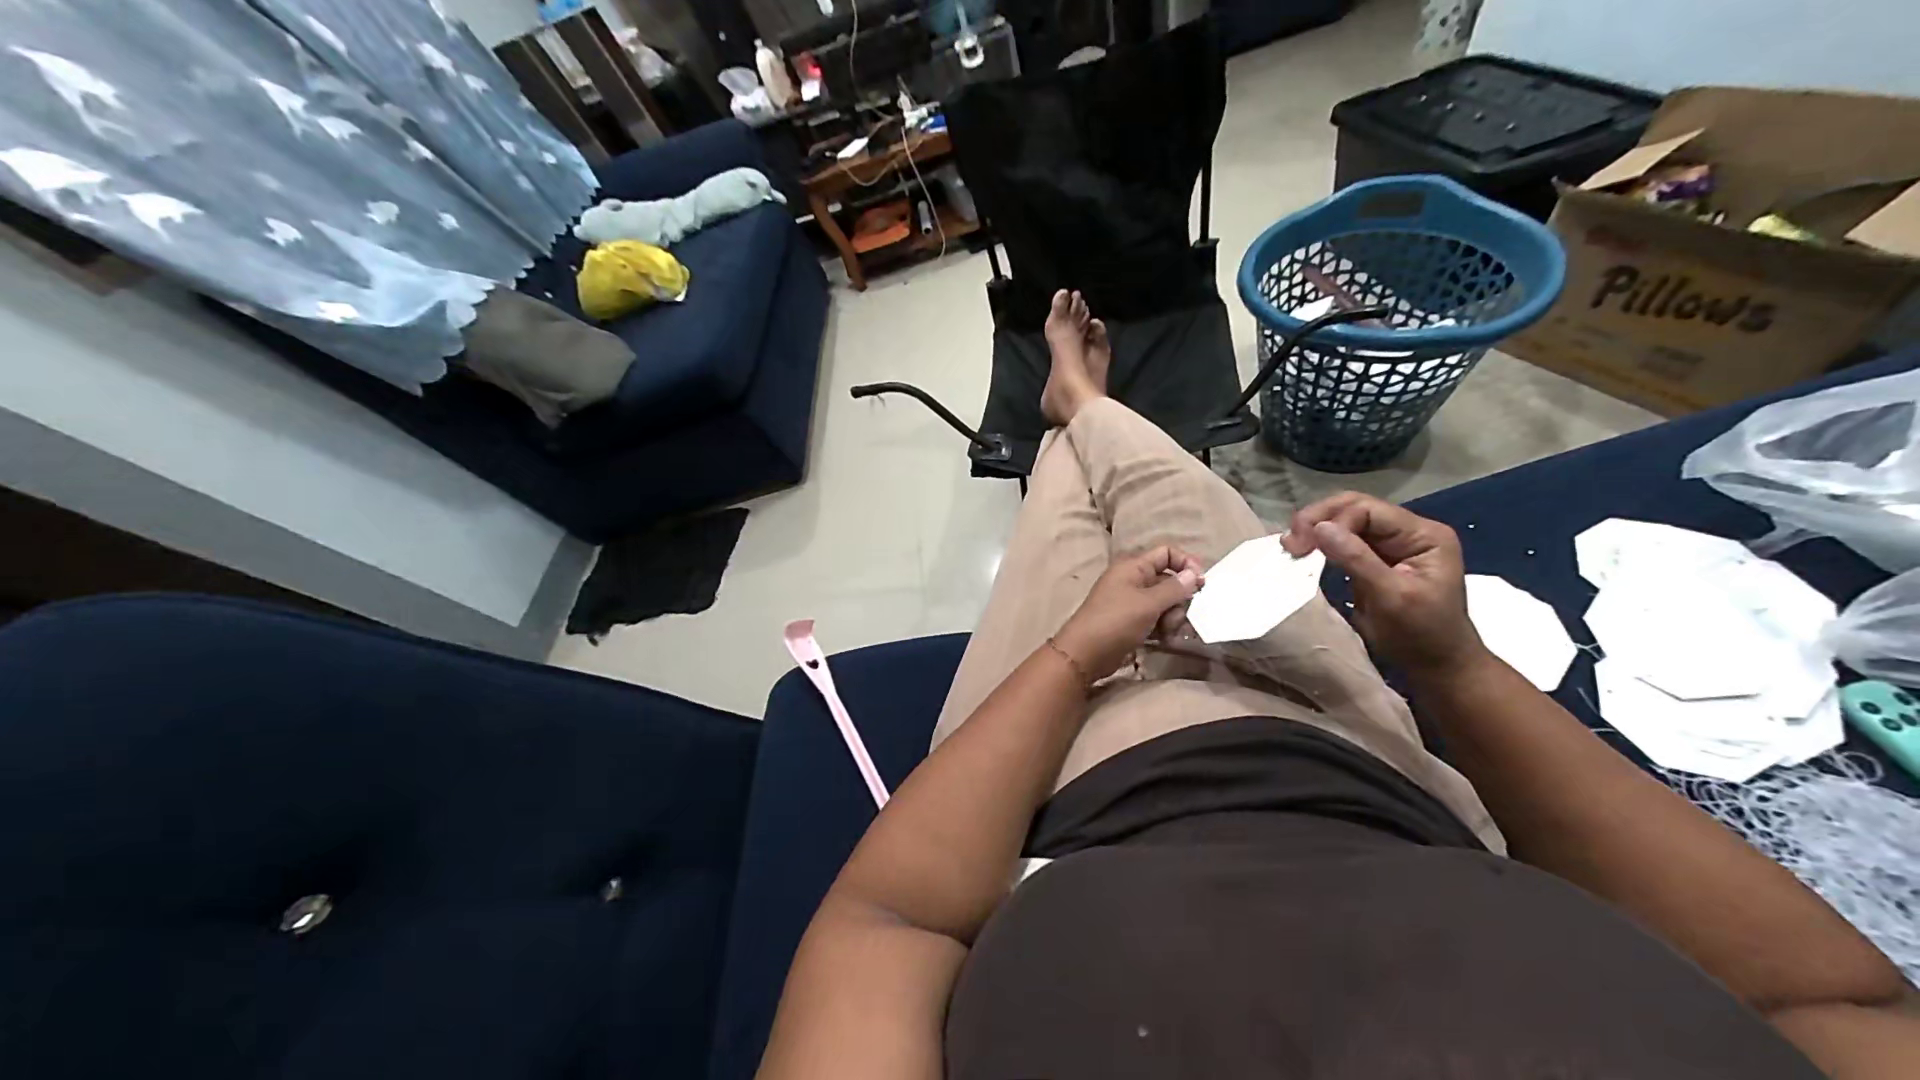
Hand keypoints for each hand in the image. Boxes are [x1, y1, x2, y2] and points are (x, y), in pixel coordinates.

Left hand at [1052, 546, 1203, 681]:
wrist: (1085, 654)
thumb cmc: (1115, 622)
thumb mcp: (1148, 603)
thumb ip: (1174, 588)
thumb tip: (1194, 573)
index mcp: (1133, 567)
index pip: (1166, 553)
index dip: (1186, 564)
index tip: (1201, 584)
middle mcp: (1133, 580)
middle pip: (1169, 581)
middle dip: (1179, 599)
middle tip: (1177, 617)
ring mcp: (1132, 602)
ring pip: (1165, 603)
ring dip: (1172, 617)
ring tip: (1167, 632)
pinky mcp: (1132, 622)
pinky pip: (1156, 619)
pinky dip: (1163, 628)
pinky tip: (1165, 640)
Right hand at [1282, 492, 1487, 676]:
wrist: (1437, 668)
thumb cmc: (1421, 635)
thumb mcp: (1390, 597)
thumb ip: (1357, 559)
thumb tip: (1319, 528)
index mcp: (1423, 535)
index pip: (1368, 510)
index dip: (1333, 522)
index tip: (1302, 546)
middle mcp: (1408, 532)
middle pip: (1354, 508)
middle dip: (1318, 520)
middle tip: (1290, 543)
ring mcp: (1390, 545)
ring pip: (1344, 521)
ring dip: (1315, 530)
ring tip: (1292, 548)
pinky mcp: (1373, 559)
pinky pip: (1342, 540)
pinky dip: (1320, 544)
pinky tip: (1304, 553)